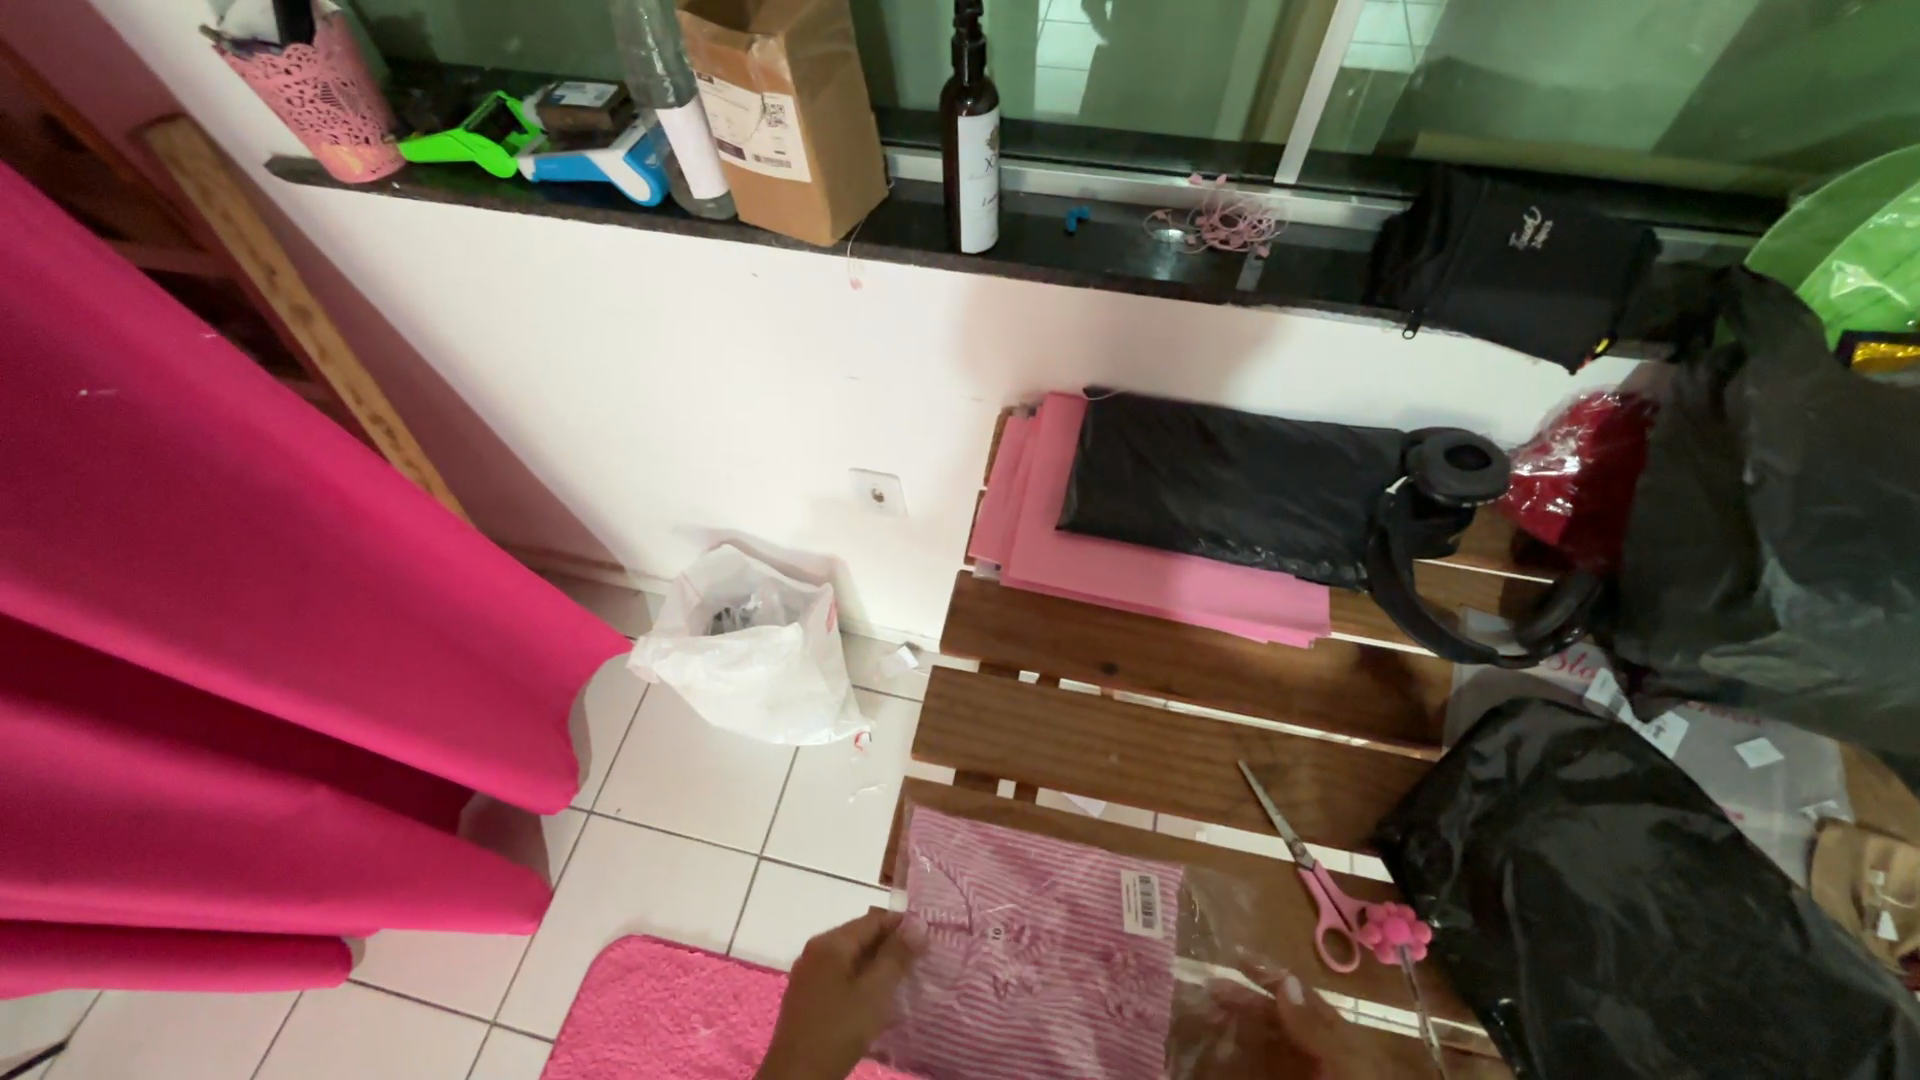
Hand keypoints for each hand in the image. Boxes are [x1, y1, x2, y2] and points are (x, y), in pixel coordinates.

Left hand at [756, 907, 924, 1079]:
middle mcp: (816, 950)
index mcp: (831, 942)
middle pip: (861, 936)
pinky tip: (876, 999)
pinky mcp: (807, 996)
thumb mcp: (875, 993)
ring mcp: (808, 973)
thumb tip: (918, 924)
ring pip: (850, 958)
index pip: (873, 919)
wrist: (795, 1078)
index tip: (928, 939)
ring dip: (877, 966)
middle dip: (890, 946)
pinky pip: (840, 976)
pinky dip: (860, 980)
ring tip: (903, 981)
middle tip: (919, 962)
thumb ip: (896, 956)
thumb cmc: (838, 1030)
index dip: (902, 925)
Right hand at [1204, 965, 1403, 1079]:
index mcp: (1333, 1037)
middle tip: (1208, 987)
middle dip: (1241, 999)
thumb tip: (1284, 981)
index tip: (1235, 955)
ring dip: (1230, 1028)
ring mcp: (1292, 1075)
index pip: (1297, 995)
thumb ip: (1315, 1027)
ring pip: (1257, 1044)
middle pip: (1271, 1017)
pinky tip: (1211, 1054)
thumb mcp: (1347, 1067)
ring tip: (1201, 1015)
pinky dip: (1230, 1062)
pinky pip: (1249, 1071)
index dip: (1269, 973)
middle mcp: (1310, 1052)